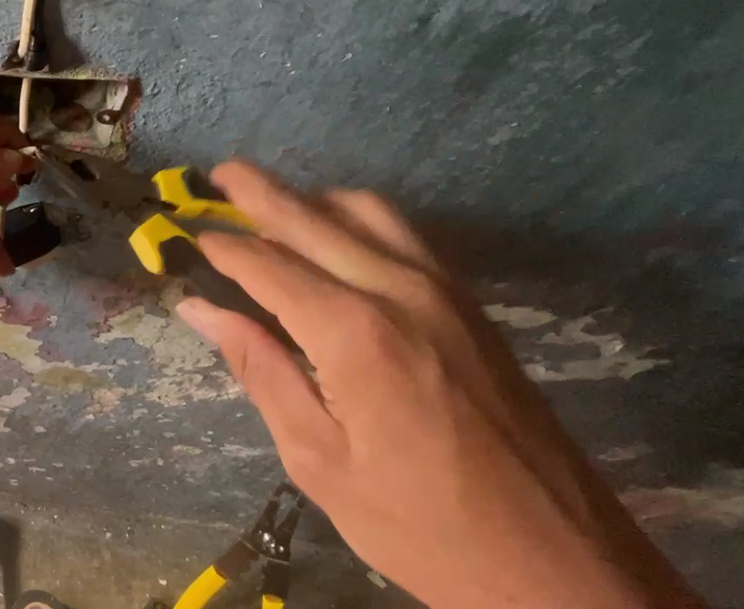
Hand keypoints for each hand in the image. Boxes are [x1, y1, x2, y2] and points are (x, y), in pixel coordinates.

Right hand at [176, 162, 705, 608]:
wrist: (562, 568)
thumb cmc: (421, 524)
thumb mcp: (317, 459)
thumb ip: (258, 369)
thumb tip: (199, 309)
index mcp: (353, 332)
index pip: (263, 262)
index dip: (217, 244)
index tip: (181, 234)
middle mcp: (398, 291)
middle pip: (310, 216)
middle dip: (254, 191)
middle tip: (213, 176)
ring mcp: (443, 292)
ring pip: (364, 209)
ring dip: (310, 198)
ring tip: (270, 207)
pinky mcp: (470, 306)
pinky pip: (403, 234)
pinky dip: (355, 218)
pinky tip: (333, 238)